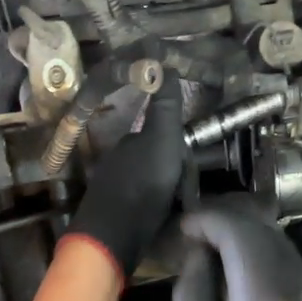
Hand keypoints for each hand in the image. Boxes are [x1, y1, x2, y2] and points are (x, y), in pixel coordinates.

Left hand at [64, 75, 184, 280]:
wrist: (114, 237)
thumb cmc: (142, 186)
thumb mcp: (162, 140)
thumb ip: (164, 107)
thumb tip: (161, 63)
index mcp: (129, 145)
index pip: (160, 141)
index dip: (178, 154)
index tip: (188, 172)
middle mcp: (118, 165)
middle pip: (155, 165)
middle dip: (172, 177)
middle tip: (185, 197)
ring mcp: (113, 194)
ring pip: (148, 189)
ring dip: (165, 197)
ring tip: (178, 213)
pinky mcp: (113, 222)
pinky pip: (141, 211)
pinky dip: (154, 215)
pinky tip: (162, 226)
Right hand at [172, 205, 301, 300]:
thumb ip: (192, 293)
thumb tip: (197, 253)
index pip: (240, 229)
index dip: (209, 218)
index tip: (187, 228)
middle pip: (269, 234)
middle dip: (231, 229)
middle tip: (200, 243)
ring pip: (289, 257)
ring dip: (255, 255)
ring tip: (226, 277)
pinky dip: (277, 282)